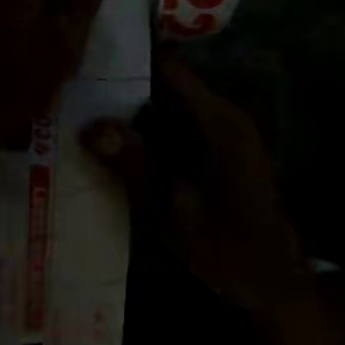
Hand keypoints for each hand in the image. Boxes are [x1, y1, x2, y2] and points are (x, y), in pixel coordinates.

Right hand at [83, 57, 313, 320]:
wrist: (274, 287)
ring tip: (80, 108)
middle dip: (120, 86)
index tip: (85, 57)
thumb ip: (134, 163)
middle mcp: (223, 116)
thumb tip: (91, 125)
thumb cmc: (227, 249)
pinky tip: (112, 139)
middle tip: (71, 88)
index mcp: (218, 121)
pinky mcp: (217, 149)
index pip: (169, 68)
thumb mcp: (171, 210)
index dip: (128, 59)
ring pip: (166, 105)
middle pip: (164, 84)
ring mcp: (222, 132)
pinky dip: (145, 128)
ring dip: (130, 109)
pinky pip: (175, 124)